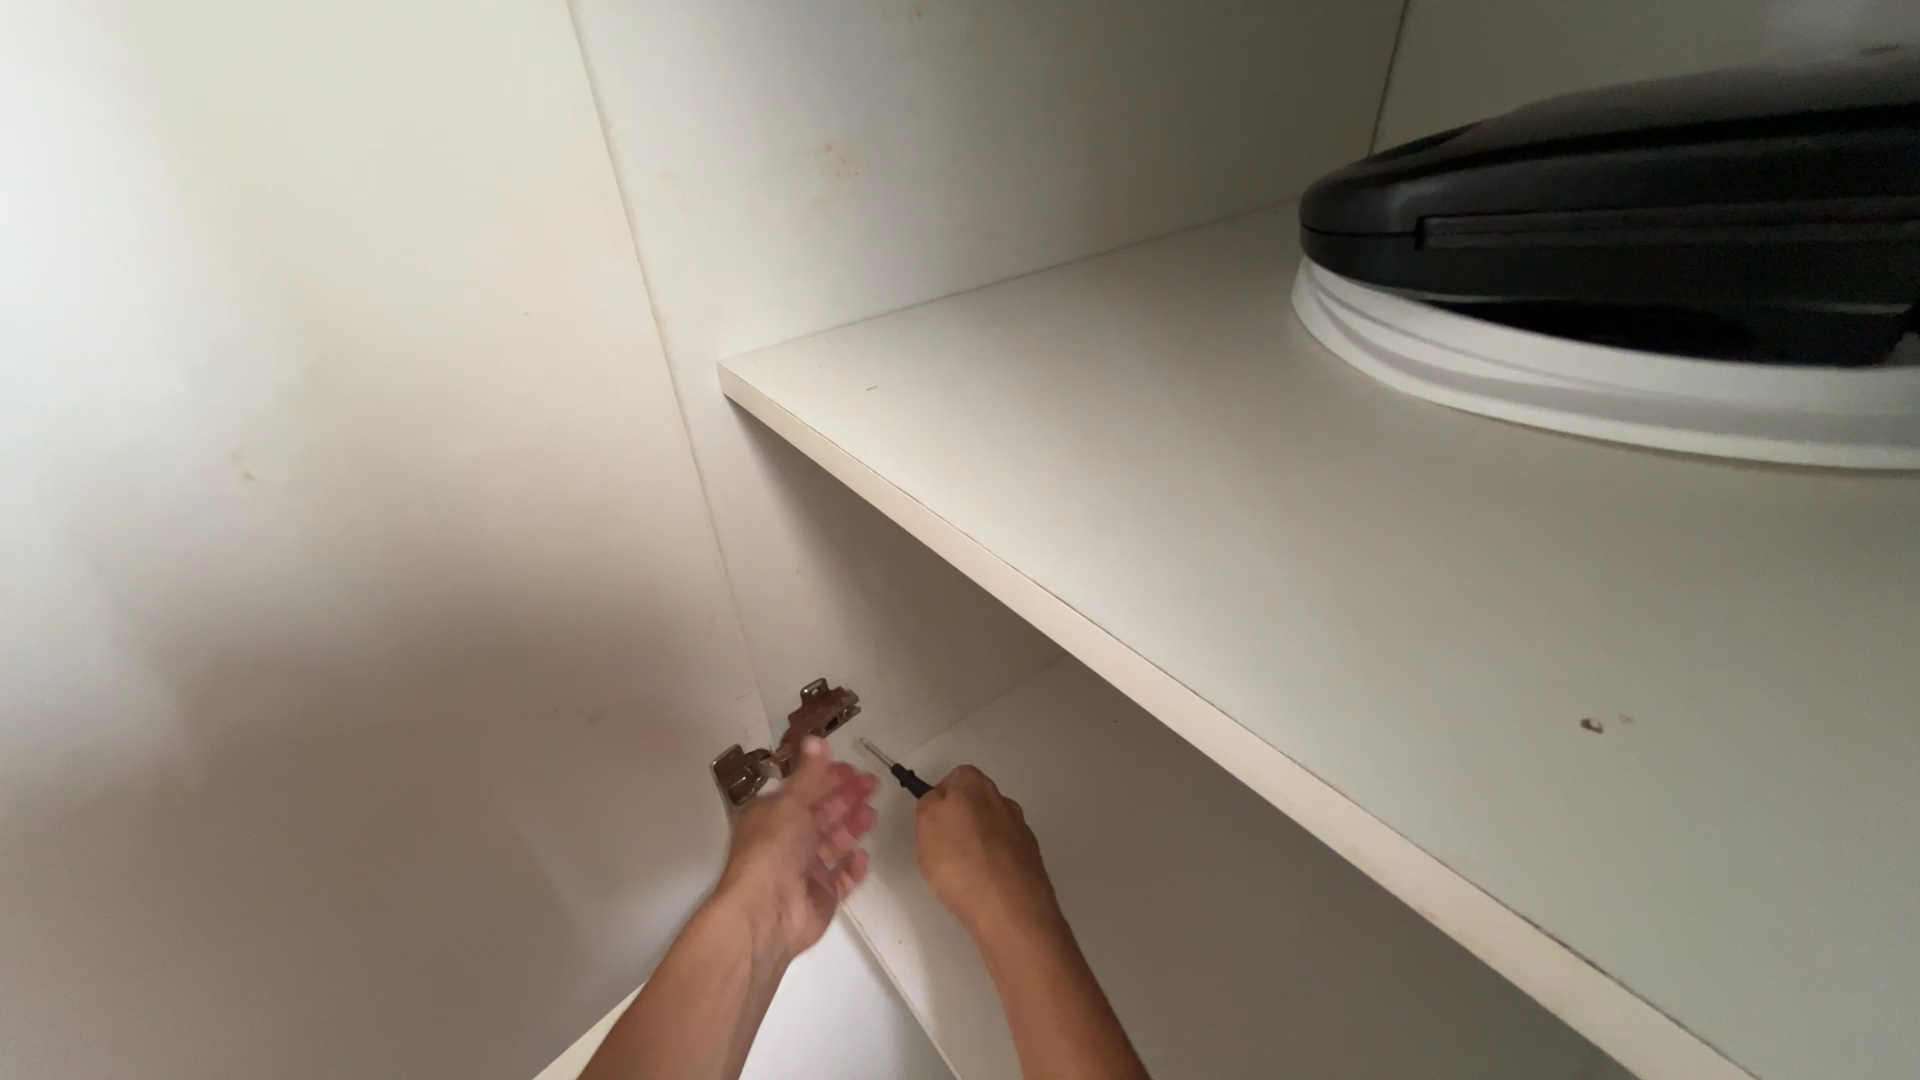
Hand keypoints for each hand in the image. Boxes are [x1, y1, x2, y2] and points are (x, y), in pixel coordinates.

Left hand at [714, 737, 877, 962]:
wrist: (766, 912)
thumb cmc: (774, 849)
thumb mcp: (791, 802)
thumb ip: (810, 774)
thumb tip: (816, 739)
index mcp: (775, 815)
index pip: (806, 790)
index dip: (830, 778)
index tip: (854, 770)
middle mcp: (788, 840)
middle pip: (823, 814)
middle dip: (847, 798)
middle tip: (873, 786)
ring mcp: (805, 870)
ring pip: (834, 843)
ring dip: (853, 827)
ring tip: (872, 815)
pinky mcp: (821, 897)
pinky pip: (841, 879)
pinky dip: (852, 868)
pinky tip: (862, 856)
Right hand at [915, 765, 1060, 934]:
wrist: (1009, 908)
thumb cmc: (959, 859)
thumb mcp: (926, 822)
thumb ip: (930, 802)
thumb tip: (939, 799)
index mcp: (977, 785)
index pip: (955, 778)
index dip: (941, 798)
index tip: (931, 824)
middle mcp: (1004, 801)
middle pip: (975, 804)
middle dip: (960, 823)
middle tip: (943, 850)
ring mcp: (1021, 831)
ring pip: (991, 831)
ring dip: (978, 846)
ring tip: (963, 875)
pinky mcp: (1031, 860)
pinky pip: (1004, 856)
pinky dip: (993, 867)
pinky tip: (984, 888)